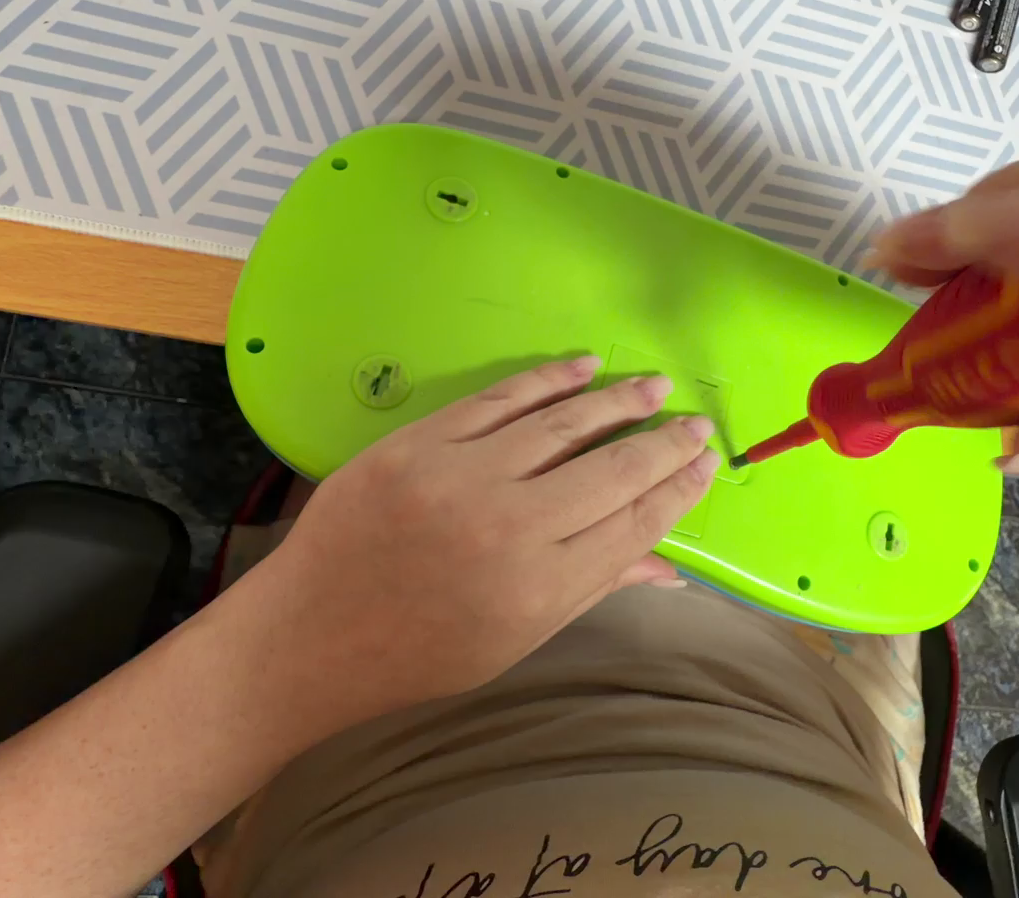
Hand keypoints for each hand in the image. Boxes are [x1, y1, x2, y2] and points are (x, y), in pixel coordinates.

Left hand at [258, 357, 717, 710]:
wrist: (311, 635)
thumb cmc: (421, 652)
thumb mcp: (516, 640)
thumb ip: (595, 590)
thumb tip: (671, 568)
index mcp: (542, 588)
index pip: (636, 523)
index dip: (679, 489)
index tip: (706, 463)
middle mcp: (513, 529)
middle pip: (614, 471)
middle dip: (665, 442)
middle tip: (697, 421)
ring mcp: (463, 478)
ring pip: (565, 424)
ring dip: (619, 400)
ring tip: (655, 384)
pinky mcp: (421, 443)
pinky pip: (500, 399)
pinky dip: (549, 378)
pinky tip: (586, 365)